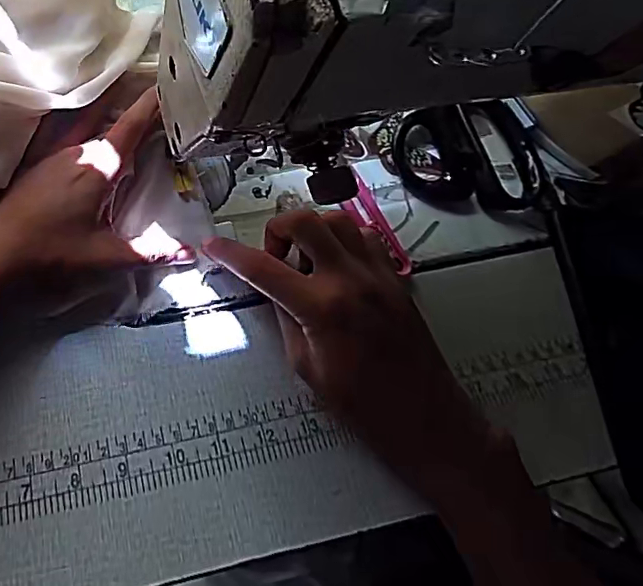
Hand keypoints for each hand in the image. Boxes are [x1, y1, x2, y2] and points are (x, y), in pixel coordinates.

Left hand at [0, 88, 183, 295]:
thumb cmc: (48, 253)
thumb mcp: (101, 256)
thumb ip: (147, 252)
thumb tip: (190, 253)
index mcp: (97, 167)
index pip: (130, 126)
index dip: (150, 105)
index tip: (166, 84)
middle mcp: (76, 151)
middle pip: (110, 120)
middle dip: (132, 106)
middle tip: (155, 94)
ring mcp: (52, 154)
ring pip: (86, 124)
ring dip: (107, 112)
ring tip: (125, 104)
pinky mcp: (35, 163)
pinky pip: (65, 133)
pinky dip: (80, 122)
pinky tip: (83, 128)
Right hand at [203, 212, 521, 502]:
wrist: (429, 423)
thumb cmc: (365, 409)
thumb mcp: (307, 369)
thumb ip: (285, 319)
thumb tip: (272, 290)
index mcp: (323, 309)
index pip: (263, 269)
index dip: (231, 254)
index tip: (214, 245)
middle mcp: (351, 281)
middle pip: (304, 221)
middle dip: (277, 229)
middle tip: (274, 257)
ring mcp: (378, 275)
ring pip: (336, 219)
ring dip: (311, 231)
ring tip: (306, 261)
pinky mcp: (396, 278)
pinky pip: (364, 236)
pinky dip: (343, 240)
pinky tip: (336, 265)